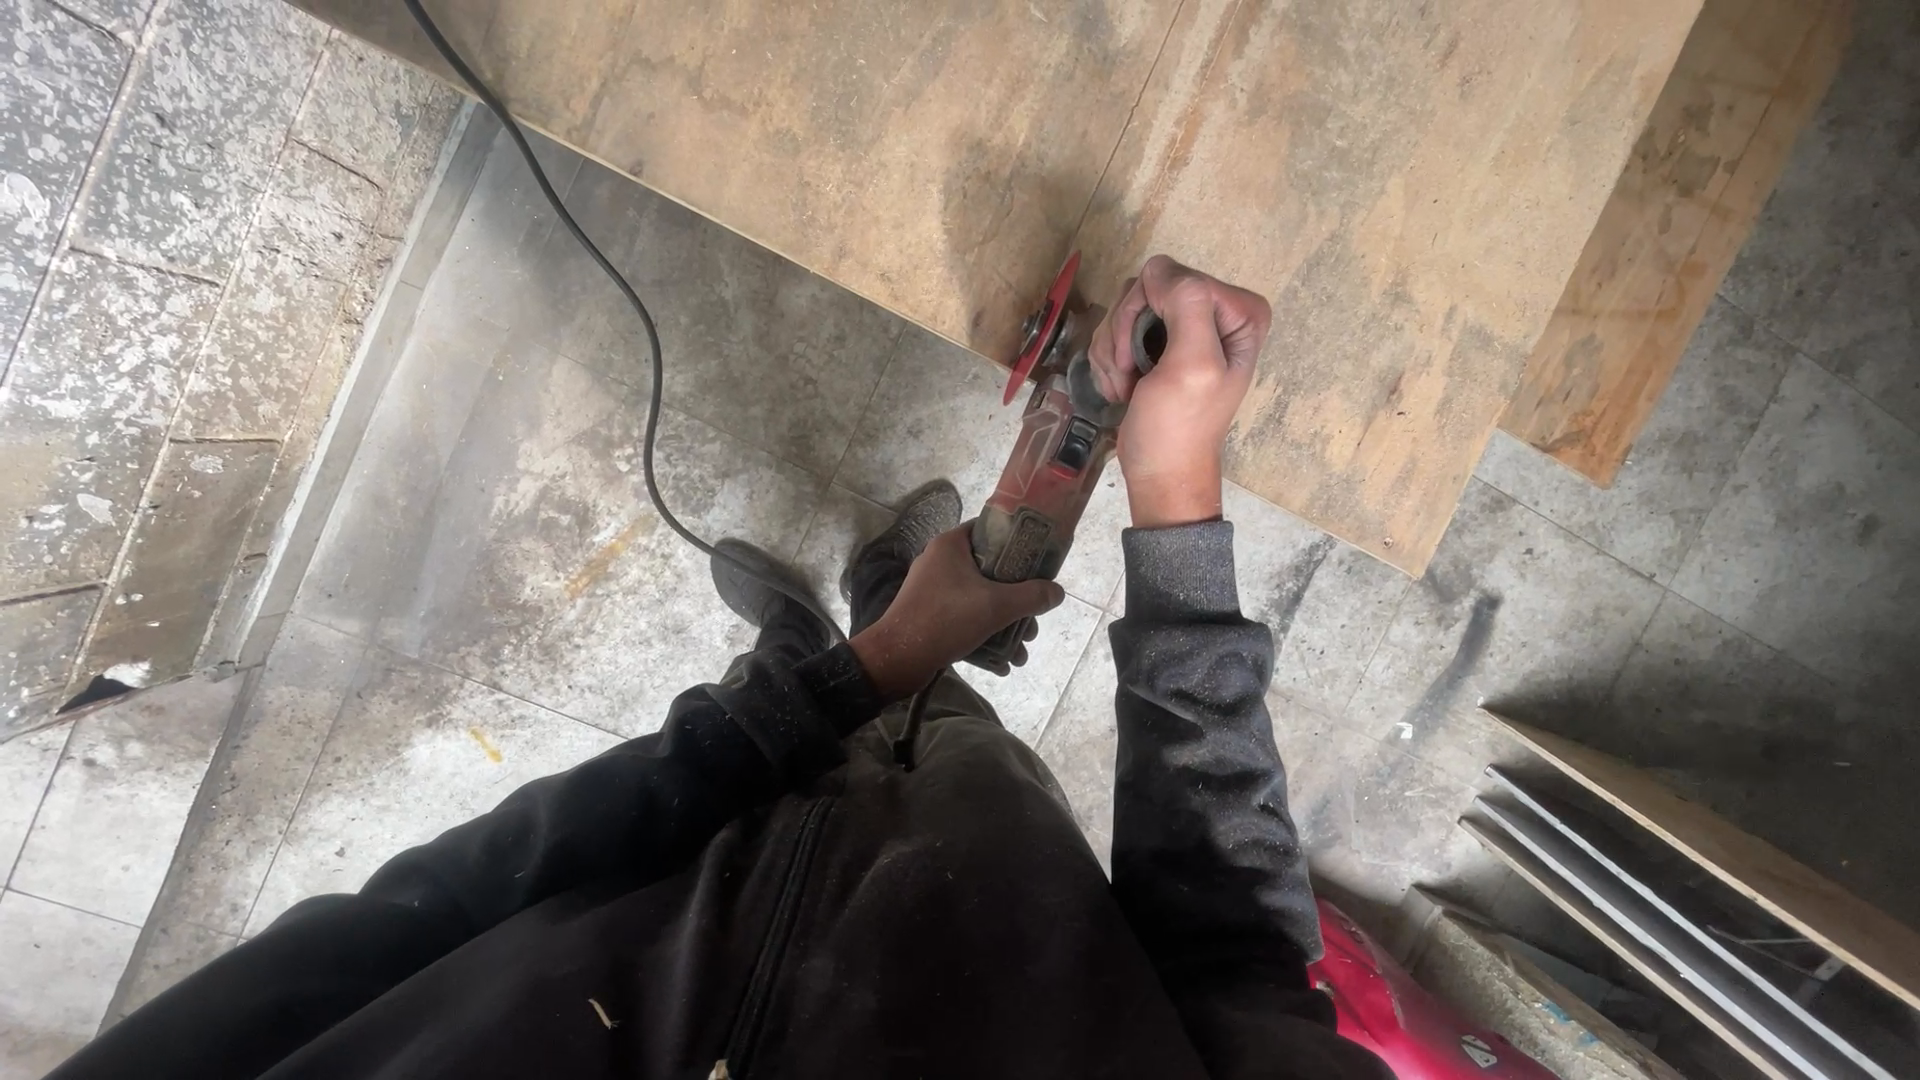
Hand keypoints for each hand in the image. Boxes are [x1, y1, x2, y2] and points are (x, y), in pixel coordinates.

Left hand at [849, 526, 1064, 700]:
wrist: (897, 659)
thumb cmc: (946, 620)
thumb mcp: (996, 606)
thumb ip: (1031, 597)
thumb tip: (1058, 593)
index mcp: (951, 545)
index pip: (991, 531)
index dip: (1018, 545)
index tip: (1039, 565)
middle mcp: (941, 561)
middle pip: (991, 571)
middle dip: (1017, 600)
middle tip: (1034, 621)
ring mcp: (933, 589)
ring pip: (980, 599)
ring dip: (1004, 624)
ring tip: (1022, 651)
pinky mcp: (929, 613)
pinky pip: (965, 618)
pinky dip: (984, 635)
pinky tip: (1003, 663)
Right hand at [1087, 255, 1270, 526]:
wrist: (1158, 474)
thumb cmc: (1178, 428)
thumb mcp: (1192, 364)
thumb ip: (1186, 303)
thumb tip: (1157, 268)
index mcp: (1240, 312)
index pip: (1174, 276)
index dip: (1146, 312)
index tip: (1143, 359)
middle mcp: (1215, 313)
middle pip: (1146, 289)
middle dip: (1125, 335)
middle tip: (1131, 374)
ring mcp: (1182, 329)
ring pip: (1125, 310)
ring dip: (1114, 353)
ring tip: (1128, 386)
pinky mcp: (1156, 347)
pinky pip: (1115, 331)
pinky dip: (1110, 363)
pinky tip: (1122, 389)